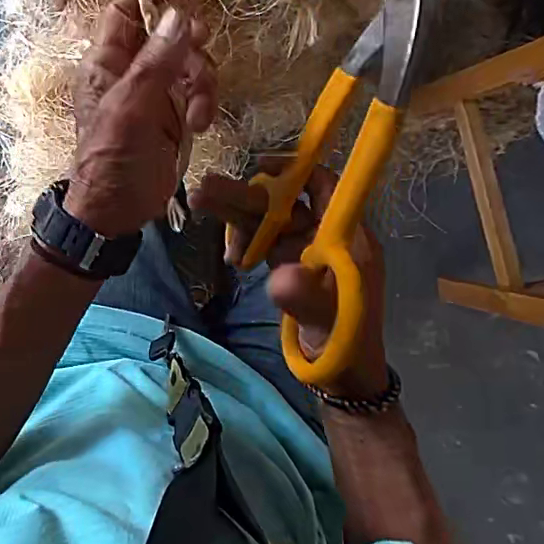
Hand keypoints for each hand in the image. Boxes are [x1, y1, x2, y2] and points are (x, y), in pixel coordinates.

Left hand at [66, 0, 216, 236]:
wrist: (116, 211)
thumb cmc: (111, 159)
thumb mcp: (130, 108)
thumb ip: (155, 63)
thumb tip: (178, 14)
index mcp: (106, 64)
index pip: (124, 13)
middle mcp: (130, 72)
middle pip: (167, 34)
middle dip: (189, 44)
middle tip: (201, 48)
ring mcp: (154, 94)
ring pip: (189, 63)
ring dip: (203, 82)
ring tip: (199, 113)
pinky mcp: (173, 115)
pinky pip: (198, 92)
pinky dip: (205, 103)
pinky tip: (201, 124)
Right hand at [192, 160, 390, 400]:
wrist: (341, 377)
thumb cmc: (344, 345)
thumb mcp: (327, 322)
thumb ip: (306, 298)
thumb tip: (280, 279)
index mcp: (346, 239)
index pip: (325, 187)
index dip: (297, 170)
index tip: (262, 166)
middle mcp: (322, 236)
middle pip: (282, 202)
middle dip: (244, 194)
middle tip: (203, 189)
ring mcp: (302, 250)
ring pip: (265, 219)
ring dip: (233, 212)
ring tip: (197, 202)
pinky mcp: (285, 264)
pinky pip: (259, 240)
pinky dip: (241, 241)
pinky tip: (232, 256)